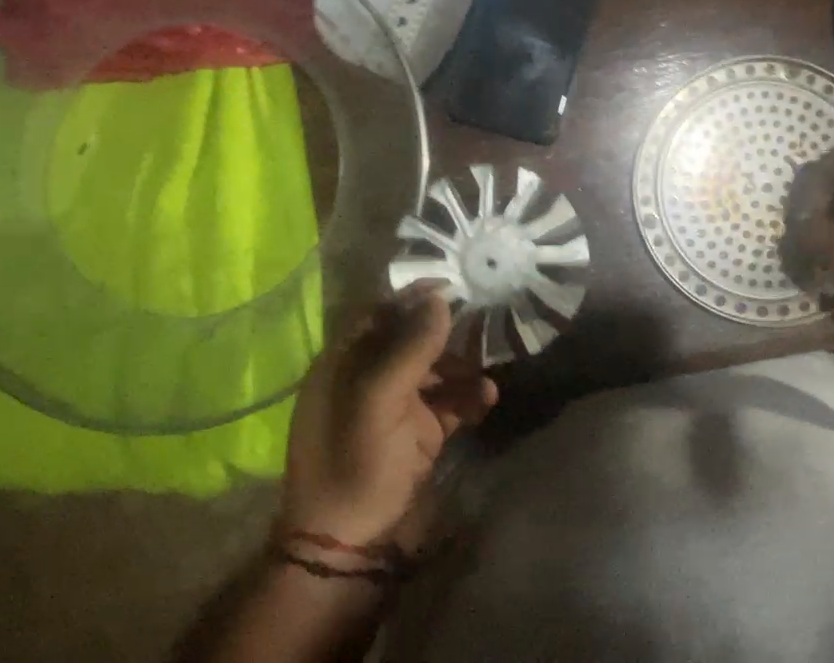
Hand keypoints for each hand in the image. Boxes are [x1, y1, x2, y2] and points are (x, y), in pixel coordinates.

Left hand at [276, 285, 496, 550]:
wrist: (350, 549)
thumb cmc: (355, 465)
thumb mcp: (377, 400)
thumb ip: (409, 346)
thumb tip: (439, 297)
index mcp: (343, 364)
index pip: (378, 312)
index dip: (413, 296)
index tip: (455, 283)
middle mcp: (367, 380)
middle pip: (411, 339)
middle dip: (448, 331)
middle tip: (487, 320)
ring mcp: (394, 410)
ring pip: (435, 370)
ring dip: (463, 366)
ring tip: (490, 370)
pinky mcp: (418, 436)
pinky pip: (448, 404)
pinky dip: (468, 398)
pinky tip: (488, 400)